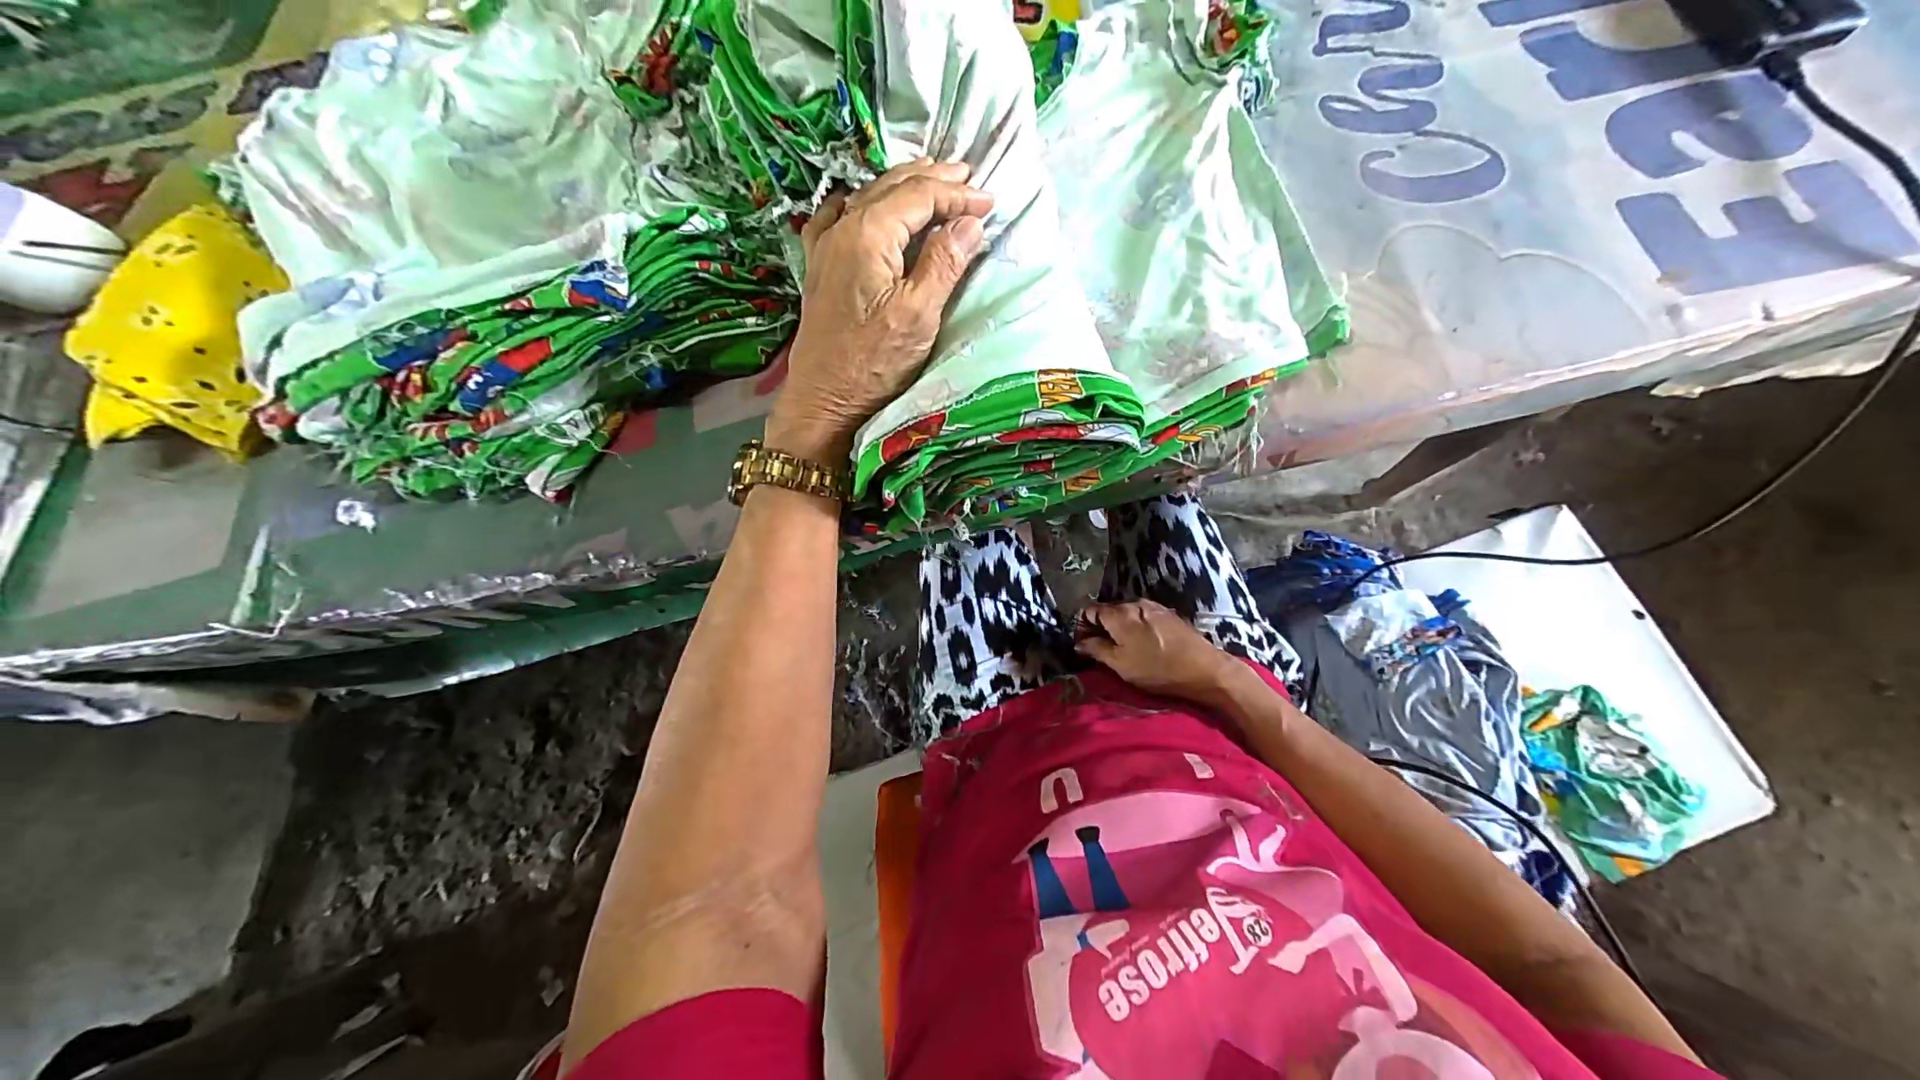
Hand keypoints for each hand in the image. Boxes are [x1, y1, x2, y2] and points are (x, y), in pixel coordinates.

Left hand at [765, 159, 992, 462]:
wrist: (823, 400)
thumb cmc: (872, 364)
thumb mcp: (919, 315)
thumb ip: (944, 263)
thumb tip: (969, 223)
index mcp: (868, 234)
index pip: (919, 196)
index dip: (957, 195)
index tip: (989, 201)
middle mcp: (841, 229)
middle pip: (892, 187)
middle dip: (933, 180)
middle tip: (967, 178)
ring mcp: (825, 247)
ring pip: (868, 197)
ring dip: (903, 187)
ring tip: (933, 183)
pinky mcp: (820, 268)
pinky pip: (838, 216)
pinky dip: (863, 202)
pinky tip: (866, 203)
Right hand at [1075, 599, 1244, 704]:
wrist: (1204, 668)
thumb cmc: (1157, 669)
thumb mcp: (1121, 664)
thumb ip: (1096, 649)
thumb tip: (1080, 642)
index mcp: (1119, 614)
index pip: (1090, 610)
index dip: (1082, 626)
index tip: (1083, 644)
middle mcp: (1135, 603)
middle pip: (1108, 610)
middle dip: (1100, 626)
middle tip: (1099, 648)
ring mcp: (1154, 607)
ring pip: (1126, 613)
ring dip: (1119, 627)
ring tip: (1121, 647)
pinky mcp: (1168, 614)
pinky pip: (1142, 616)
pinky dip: (1135, 627)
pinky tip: (1142, 643)